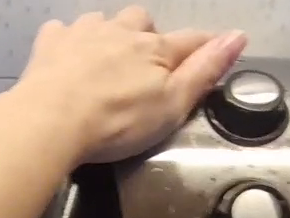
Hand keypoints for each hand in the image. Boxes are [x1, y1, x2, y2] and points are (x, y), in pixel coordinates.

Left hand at [12, 8, 246, 163]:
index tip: (216, 49)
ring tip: (104, 63)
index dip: (205, 47)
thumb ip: (203, 73)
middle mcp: (122, 31)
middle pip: (143, 24)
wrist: (52, 119)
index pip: (190, 42)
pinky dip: (68, 43)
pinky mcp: (51, 45)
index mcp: (155, 50)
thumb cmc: (116, 121)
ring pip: (104, 23)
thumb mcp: (170, 106)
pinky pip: (63, 32)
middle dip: (148, 39)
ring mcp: (84, 33)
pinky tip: (66, 59)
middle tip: (143, 66)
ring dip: (109, 36)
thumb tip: (238, 36)